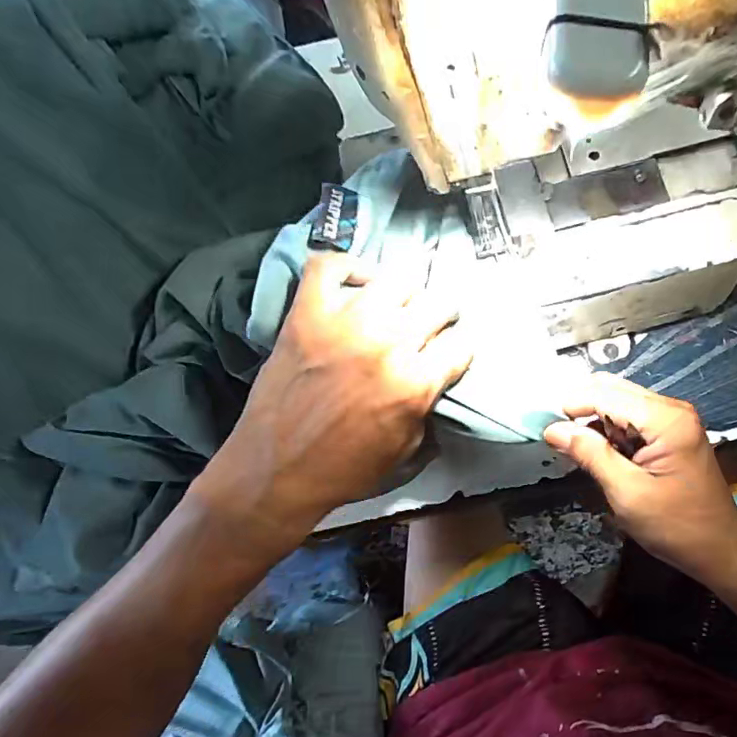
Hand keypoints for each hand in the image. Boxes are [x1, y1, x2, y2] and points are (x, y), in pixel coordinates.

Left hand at [196, 253, 471, 542]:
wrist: (275, 470)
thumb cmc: (345, 471)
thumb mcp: (406, 453)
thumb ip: (429, 411)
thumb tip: (438, 382)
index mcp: (415, 383)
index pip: (461, 343)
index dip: (459, 348)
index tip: (451, 351)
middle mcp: (387, 343)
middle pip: (437, 303)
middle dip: (441, 317)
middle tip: (429, 327)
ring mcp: (345, 322)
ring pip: (395, 277)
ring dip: (404, 294)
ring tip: (395, 307)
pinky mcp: (307, 313)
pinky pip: (330, 265)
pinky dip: (348, 267)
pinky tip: (358, 284)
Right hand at [543, 375, 736, 585]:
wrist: (718, 548)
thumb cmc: (676, 525)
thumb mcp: (627, 492)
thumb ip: (591, 455)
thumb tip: (554, 429)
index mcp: (665, 419)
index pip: (606, 393)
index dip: (572, 406)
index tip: (547, 429)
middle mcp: (671, 409)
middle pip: (612, 390)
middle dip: (582, 410)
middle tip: (559, 439)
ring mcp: (673, 419)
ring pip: (619, 402)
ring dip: (595, 421)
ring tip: (578, 451)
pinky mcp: (670, 433)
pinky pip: (630, 418)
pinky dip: (610, 431)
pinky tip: (601, 454)